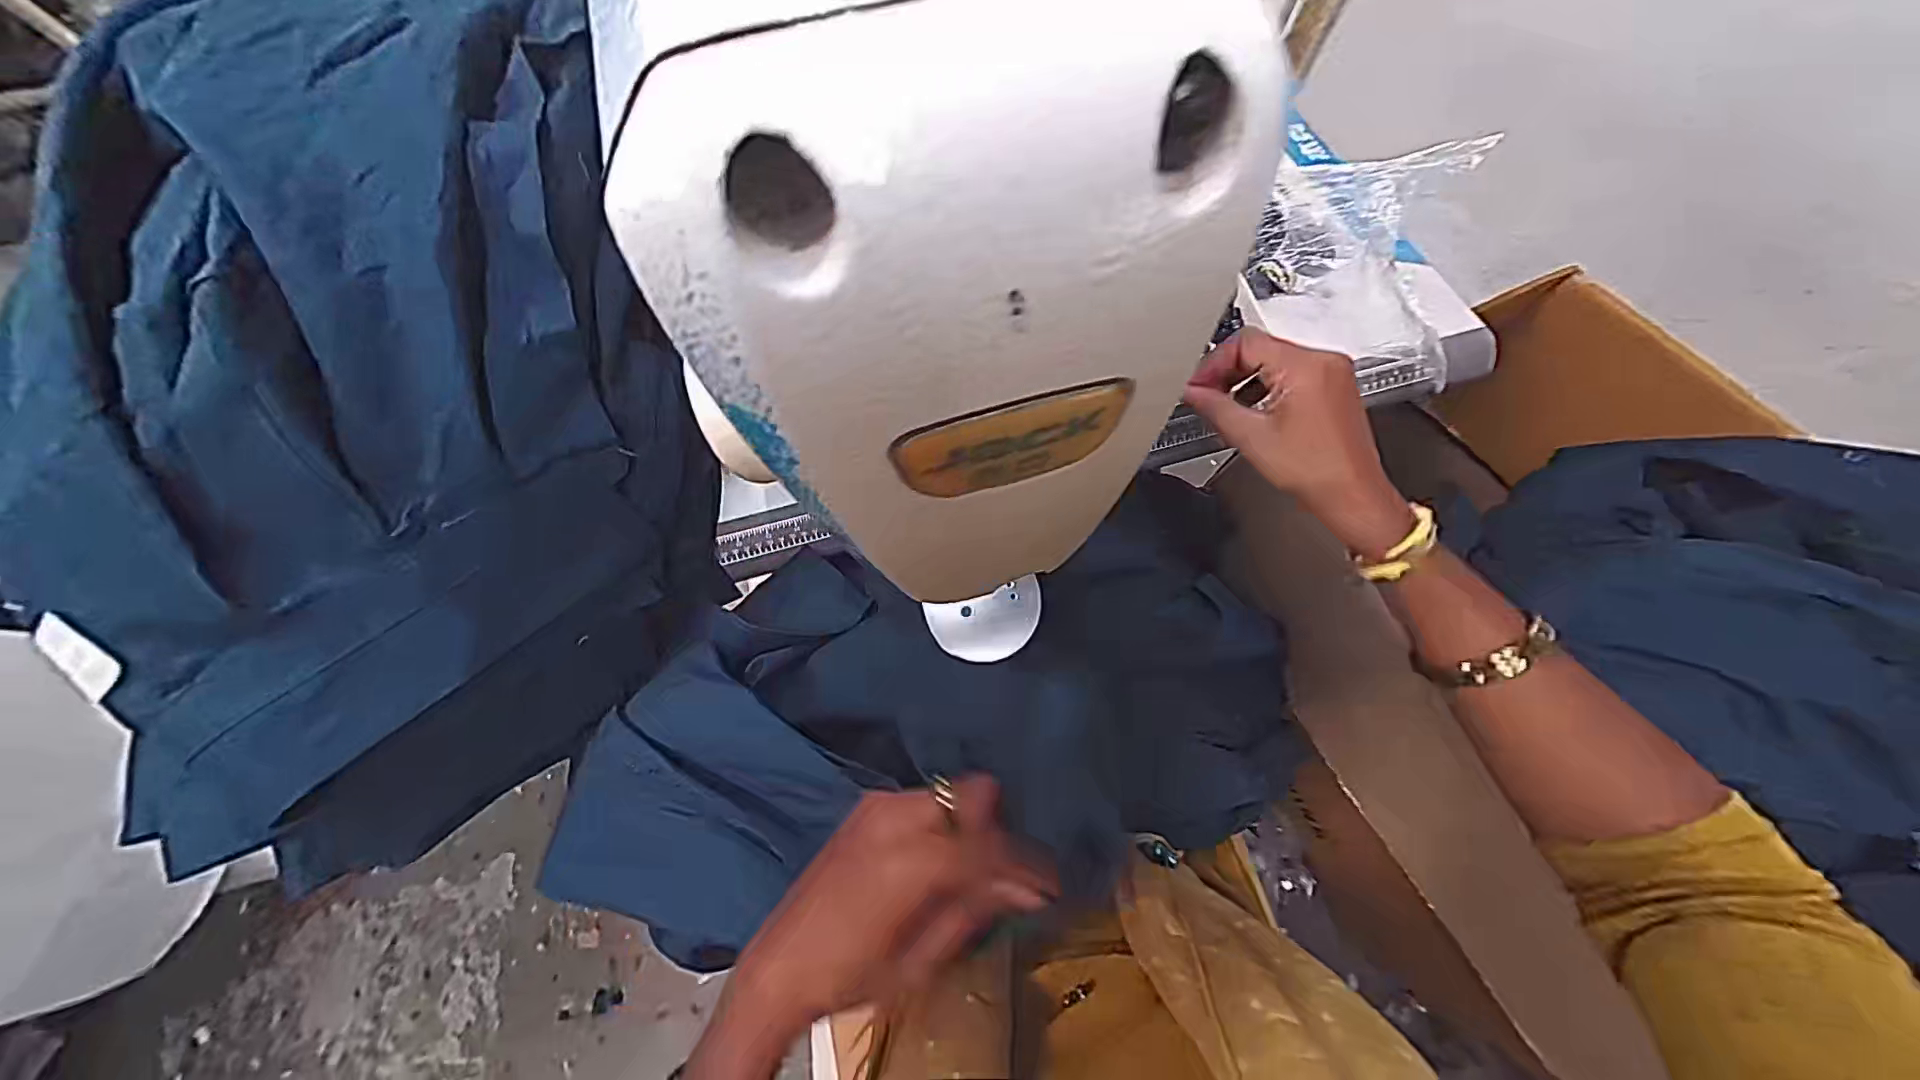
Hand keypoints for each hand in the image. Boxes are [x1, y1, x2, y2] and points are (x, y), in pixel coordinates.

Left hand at [687, 777, 1054, 1078]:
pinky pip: (922, 800)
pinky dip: (941, 821)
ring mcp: (877, 806)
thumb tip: (1025, 890)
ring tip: (969, 868)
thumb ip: (973, 911)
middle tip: (1004, 872)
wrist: (780, 966)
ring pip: (949, 792)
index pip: (991, 845)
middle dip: (996, 830)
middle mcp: (896, 817)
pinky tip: (937, 857)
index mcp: (912, 860)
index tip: (1047, 881)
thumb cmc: (849, 976)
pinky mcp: (865, 808)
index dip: (1026, 863)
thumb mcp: (920, 960)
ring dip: (969, 824)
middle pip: (974, 793)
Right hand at [1185, 330, 1415, 558]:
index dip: (1213, 364)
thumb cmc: (1316, 470)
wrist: (1349, 492)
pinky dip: (1264, 387)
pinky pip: (1290, 374)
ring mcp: (1332, 373)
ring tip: (1226, 407)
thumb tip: (1193, 392)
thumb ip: (1214, 407)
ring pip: (1273, 360)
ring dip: (1244, 380)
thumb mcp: (1250, 436)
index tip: (1197, 384)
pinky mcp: (1332, 386)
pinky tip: (1251, 412)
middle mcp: (1324, 361)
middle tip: (1205, 396)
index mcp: (1305, 366)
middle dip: (1226, 372)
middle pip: (1259, 348)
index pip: (1245, 343)